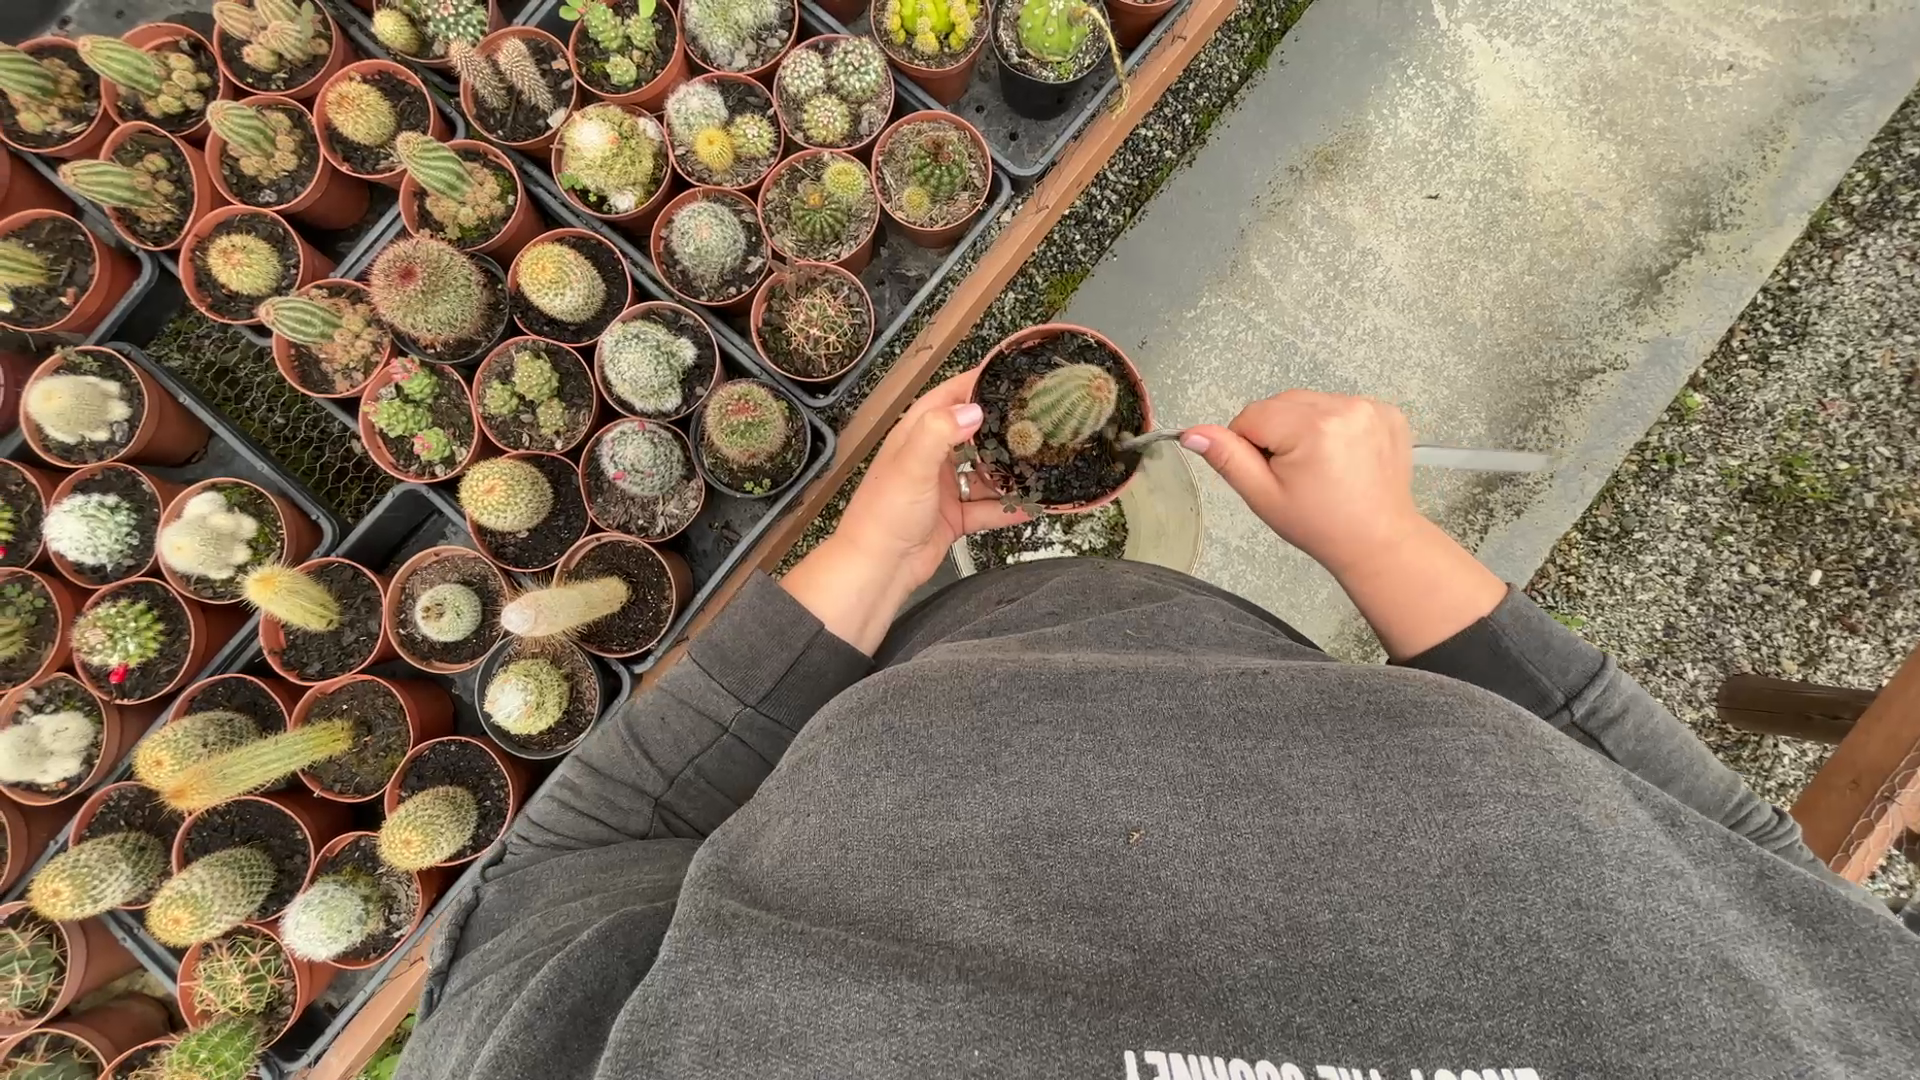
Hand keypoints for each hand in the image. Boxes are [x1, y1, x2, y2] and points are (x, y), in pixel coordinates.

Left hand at [780, 369, 1028, 652]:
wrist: (877, 569)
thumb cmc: (886, 513)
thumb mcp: (912, 465)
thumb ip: (939, 433)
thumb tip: (975, 409)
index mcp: (914, 437)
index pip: (946, 398)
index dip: (974, 383)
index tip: (1007, 373)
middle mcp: (929, 459)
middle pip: (970, 434)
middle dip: (1000, 426)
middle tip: (1037, 418)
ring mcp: (942, 490)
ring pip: (983, 473)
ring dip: (1008, 470)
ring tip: (1042, 460)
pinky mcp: (952, 518)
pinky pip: (985, 508)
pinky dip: (1006, 508)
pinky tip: (1033, 505)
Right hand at [1181, 389, 1505, 657]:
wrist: (1377, 540)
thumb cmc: (1318, 524)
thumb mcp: (1262, 496)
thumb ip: (1226, 458)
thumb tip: (1192, 433)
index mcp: (1312, 428)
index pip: (1251, 415)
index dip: (1249, 445)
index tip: (1270, 473)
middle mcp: (1344, 408)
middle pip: (1279, 403)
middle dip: (1275, 432)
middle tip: (1291, 472)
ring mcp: (1370, 407)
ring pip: (1306, 403)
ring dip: (1301, 427)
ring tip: (1317, 464)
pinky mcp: (1386, 411)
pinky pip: (1336, 406)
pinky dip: (1329, 426)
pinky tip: (1338, 456)